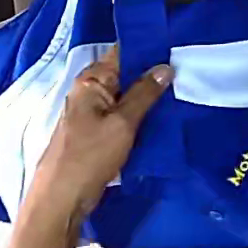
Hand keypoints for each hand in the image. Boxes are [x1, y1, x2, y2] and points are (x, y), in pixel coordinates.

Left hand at [27, 48, 171, 221]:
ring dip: (150, 94)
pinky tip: (164, 112)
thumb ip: (145, 92)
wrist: (62, 201)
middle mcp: (89, 91)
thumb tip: (165, 67)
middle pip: (127, 73)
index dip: (149, 48)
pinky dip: (142, 111)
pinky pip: (125, 112)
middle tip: (186, 67)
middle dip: (153, 72)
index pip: (123, 52)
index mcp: (91, 81)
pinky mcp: (98, 130)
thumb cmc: (89, 157)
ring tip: (181, 87)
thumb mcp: (123, 122)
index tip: (176, 45)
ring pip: (128, 94)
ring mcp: (93, 111)